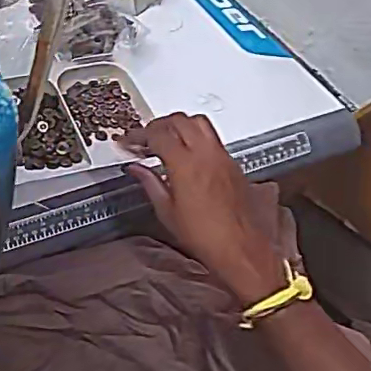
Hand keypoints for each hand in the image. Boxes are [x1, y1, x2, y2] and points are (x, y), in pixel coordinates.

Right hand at [121, 112, 299, 304]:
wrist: (241, 250)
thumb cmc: (208, 237)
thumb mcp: (167, 211)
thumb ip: (150, 183)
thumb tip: (137, 169)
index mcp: (186, 165)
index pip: (157, 135)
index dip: (138, 135)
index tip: (128, 142)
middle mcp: (207, 155)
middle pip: (179, 120)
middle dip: (158, 125)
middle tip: (144, 138)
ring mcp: (223, 158)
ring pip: (199, 123)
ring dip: (179, 126)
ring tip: (165, 140)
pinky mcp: (233, 165)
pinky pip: (213, 139)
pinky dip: (195, 137)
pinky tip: (187, 154)